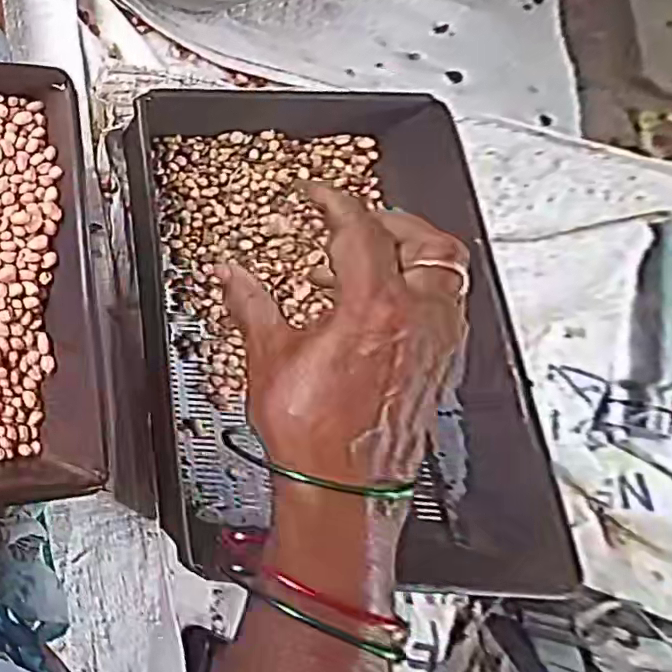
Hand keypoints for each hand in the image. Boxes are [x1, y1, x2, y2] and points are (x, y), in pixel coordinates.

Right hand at [218, 184, 468, 488]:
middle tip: (351, 216)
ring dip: (399, 255)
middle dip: (389, 221)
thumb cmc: (309, 425)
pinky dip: (407, 287)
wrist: (343, 479)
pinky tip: (363, 304)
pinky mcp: (437, 362)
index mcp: (374, 310)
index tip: (316, 192)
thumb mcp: (266, 352)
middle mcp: (419, 320)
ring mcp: (436, 342)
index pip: (362, 234)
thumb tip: (230, 274)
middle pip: (428, 245)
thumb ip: (251, 302)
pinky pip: (438, 306)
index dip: (336, 203)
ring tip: (346, 262)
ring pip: (441, 275)